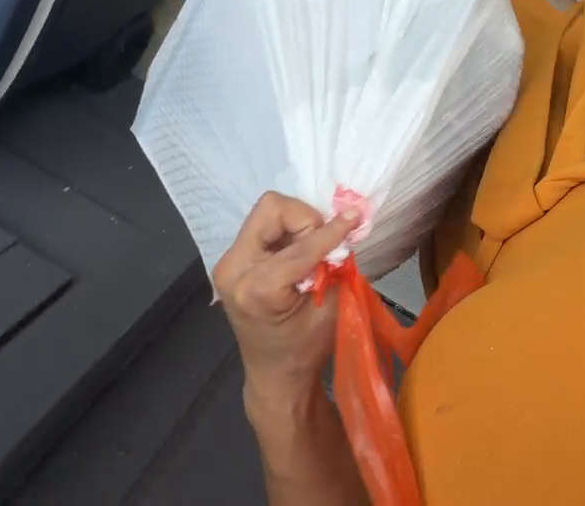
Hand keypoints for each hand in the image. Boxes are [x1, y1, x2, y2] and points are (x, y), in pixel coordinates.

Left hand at [212, 192, 360, 404]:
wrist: (275, 375)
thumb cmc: (306, 348)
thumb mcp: (330, 306)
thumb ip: (336, 260)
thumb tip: (350, 218)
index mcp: (257, 289)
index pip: (300, 245)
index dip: (331, 232)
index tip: (354, 216)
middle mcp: (234, 269)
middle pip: (272, 208)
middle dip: (305, 219)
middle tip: (322, 242)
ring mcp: (229, 262)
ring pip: (268, 211)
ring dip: (297, 223)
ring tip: (310, 248)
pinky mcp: (234, 259)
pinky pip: (264, 225)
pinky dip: (288, 230)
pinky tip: (299, 251)